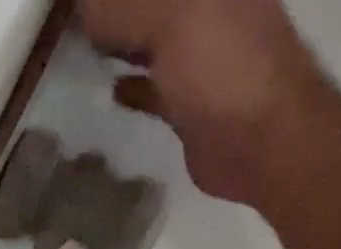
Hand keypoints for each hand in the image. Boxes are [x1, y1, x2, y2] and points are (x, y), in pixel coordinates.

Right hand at [80, 0, 336, 203]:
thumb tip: (85, 10)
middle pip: (152, 4)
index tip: (82, 4)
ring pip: (151, 38)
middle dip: (117, 8)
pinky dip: (131, 85)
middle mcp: (211, 9)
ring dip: (119, 39)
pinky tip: (111, 88)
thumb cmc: (224, 68)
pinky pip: (152, 85)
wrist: (264, 142)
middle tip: (76, 16)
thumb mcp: (171, 19)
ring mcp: (203, 56)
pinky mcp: (191, 100)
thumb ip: (122, 8)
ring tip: (82, 41)